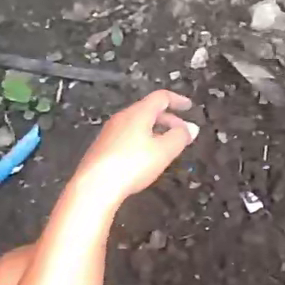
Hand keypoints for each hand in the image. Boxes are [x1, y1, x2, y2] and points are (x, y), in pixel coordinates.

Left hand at [70, 91, 199, 202]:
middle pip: (148, 110)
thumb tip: (190, 128)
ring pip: (137, 124)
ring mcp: (110, 132)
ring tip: (166, 146)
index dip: (177, 100)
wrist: (94, 186)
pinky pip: (127, 135)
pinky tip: (144, 157)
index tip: (188, 106)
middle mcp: (122, 117)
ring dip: (155, 130)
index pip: (160, 97)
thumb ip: (180, 137)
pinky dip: (142, 139)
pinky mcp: (102, 147)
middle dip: (168, 119)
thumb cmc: (131, 165)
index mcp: (138, 113)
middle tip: (182, 131)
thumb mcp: (163, 151)